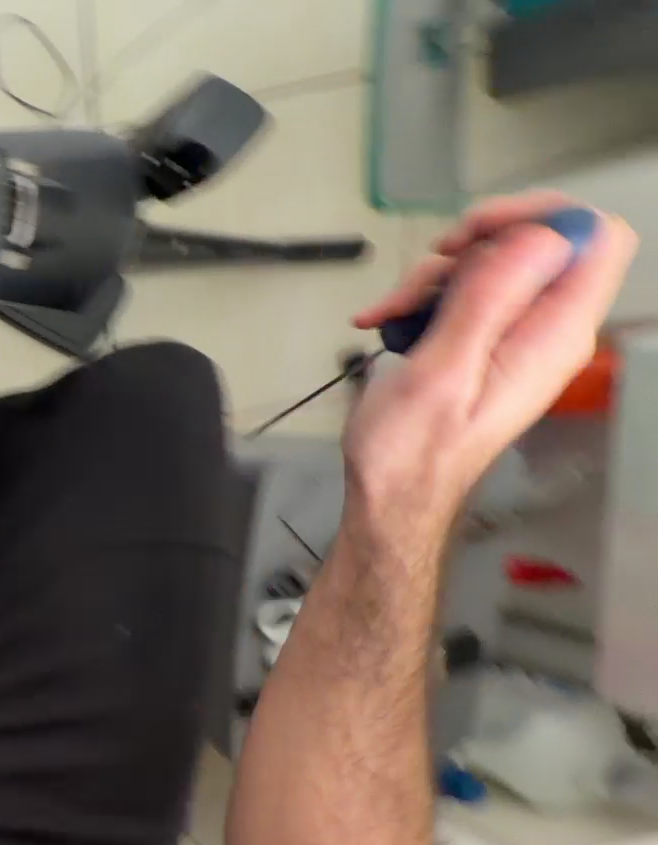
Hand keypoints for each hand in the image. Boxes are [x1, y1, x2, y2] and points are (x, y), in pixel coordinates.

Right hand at [347, 192, 636, 532]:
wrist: (392, 493)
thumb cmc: (409, 449)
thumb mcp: (440, 374)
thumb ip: (488, 304)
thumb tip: (537, 239)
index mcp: (552, 337)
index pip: (591, 240)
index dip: (538, 218)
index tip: (472, 232)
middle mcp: (545, 333)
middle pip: (532, 251)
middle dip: (464, 254)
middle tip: (413, 284)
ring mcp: (512, 341)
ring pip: (489, 274)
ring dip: (430, 283)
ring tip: (385, 315)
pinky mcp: (481, 349)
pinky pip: (464, 303)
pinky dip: (420, 304)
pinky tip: (386, 324)